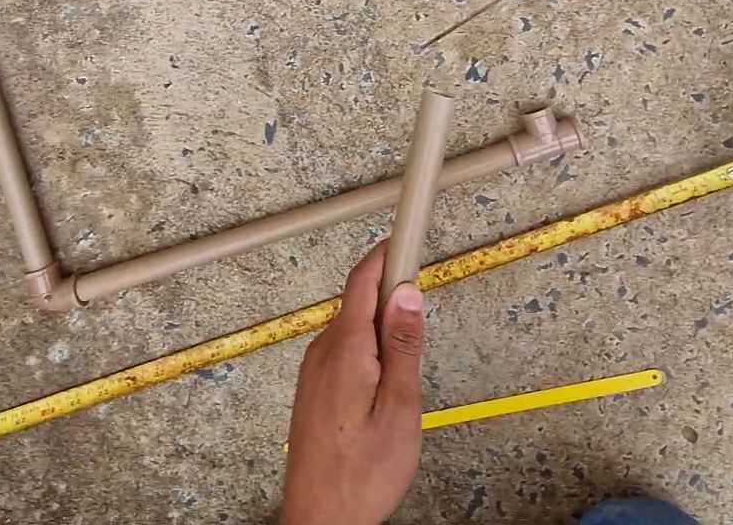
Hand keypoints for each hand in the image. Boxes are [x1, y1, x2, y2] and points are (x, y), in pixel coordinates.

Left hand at [279, 243, 426, 524]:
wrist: (321, 520)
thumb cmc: (361, 474)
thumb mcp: (400, 410)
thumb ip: (404, 347)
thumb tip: (407, 294)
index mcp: (346, 349)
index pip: (363, 280)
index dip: (386, 253)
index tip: (406, 236)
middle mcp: (324, 349)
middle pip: (361, 301)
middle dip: (392, 303)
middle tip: (418, 330)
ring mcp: (315, 367)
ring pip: (354, 327)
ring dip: (381, 332)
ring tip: (401, 379)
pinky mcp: (314, 384)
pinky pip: (344, 348)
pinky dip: (368, 350)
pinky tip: (381, 388)